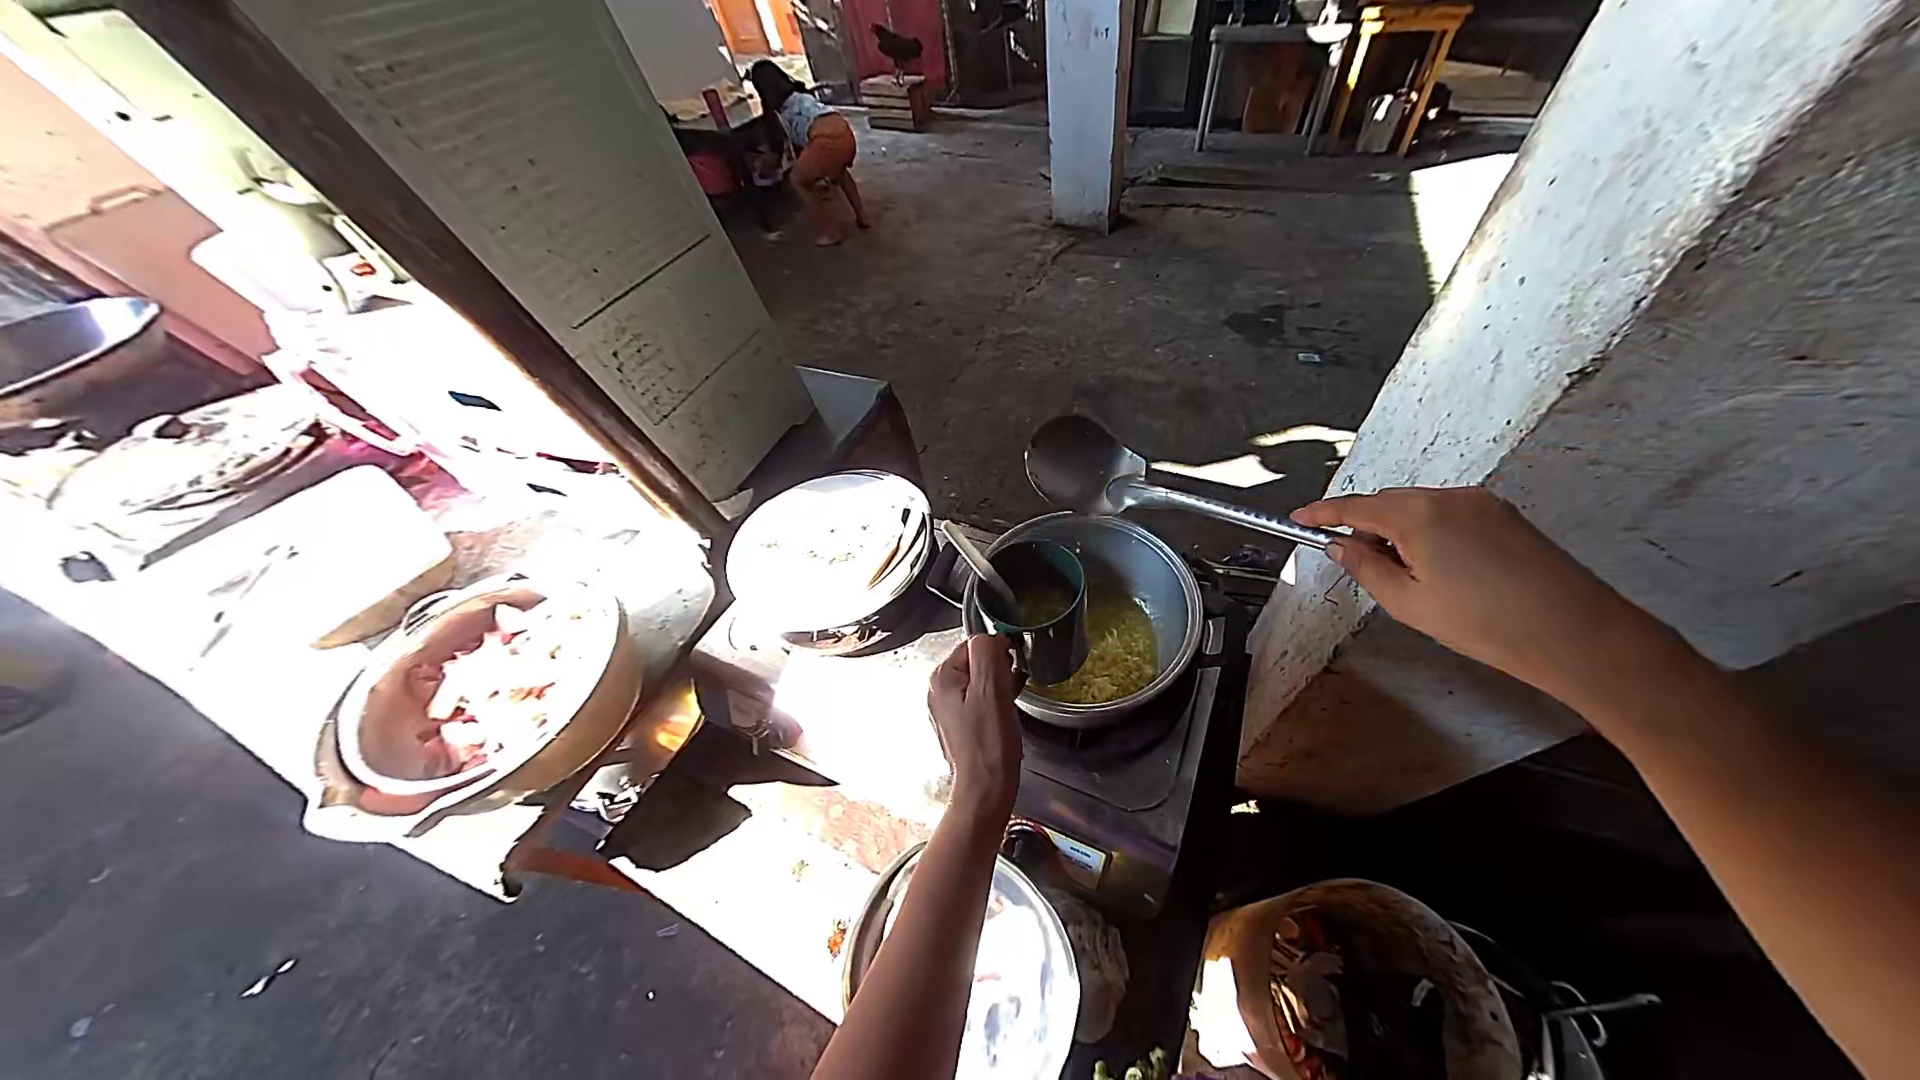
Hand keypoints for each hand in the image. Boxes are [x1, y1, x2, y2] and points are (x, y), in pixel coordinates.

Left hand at [928, 634, 1021, 817]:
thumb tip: (993, 637)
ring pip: (981, 681)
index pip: (974, 644)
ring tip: (1007, 706)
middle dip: (998, 671)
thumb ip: (987, 654)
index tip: (1010, 671)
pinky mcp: (959, 724)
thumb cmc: (989, 744)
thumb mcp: (991, 690)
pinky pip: (980, 700)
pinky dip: (995, 702)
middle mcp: (938, 690)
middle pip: (977, 661)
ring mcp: (947, 708)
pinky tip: (1004, 716)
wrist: (984, 790)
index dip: (998, 653)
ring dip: (999, 686)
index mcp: (941, 677)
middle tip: (1009, 691)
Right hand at [1292, 487, 1679, 703]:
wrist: (1577, 635)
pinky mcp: (1504, 515)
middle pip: (1386, 503)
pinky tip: (1435, 568)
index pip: (1354, 505)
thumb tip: (1341, 546)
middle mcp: (1451, 498)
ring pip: (1416, 508)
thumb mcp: (1406, 602)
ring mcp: (1482, 503)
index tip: (1300, 518)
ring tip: (1405, 576)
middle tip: (1355, 562)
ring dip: (1396, 532)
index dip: (1321, 512)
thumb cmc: (1492, 623)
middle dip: (1363, 527)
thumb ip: (1363, 567)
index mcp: (1420, 515)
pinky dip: (1426, 532)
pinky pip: (1446, 513)